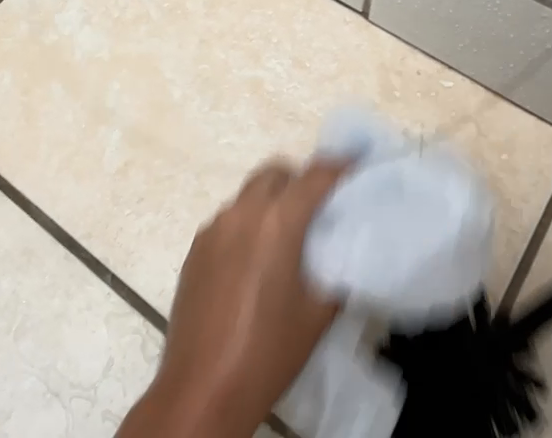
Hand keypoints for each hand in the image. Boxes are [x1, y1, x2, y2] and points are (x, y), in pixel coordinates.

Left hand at [119, 158, 350, 437]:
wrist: (202, 387)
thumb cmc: (269, 350)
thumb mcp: (318, 313)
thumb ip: (336, 271)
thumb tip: (342, 252)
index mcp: (276, 222)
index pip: (314, 176)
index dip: (340, 165)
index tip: (357, 164)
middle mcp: (241, 214)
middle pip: (275, 173)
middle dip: (300, 180)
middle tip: (321, 207)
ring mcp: (212, 230)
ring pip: (248, 196)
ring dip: (271, 203)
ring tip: (288, 239)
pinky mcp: (194, 250)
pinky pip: (228, 221)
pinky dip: (247, 225)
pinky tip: (256, 263)